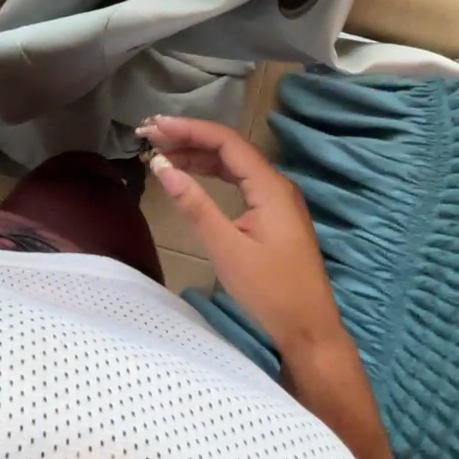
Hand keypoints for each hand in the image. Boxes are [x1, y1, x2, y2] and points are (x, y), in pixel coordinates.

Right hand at [139, 116, 346, 352]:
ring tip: (161, 151)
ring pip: (232, 163)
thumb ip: (194, 204)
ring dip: (197, 154)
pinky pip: (237, 180)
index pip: (225, 141)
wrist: (309, 330)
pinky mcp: (272, 213)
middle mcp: (276, 184)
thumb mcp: (225, 248)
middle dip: (188, 138)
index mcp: (270, 186)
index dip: (188, 129)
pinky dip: (210, 172)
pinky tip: (189, 174)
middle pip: (228, 147)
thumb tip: (161, 167)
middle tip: (149, 136)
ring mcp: (276, 198)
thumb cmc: (269, 291)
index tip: (154, 128)